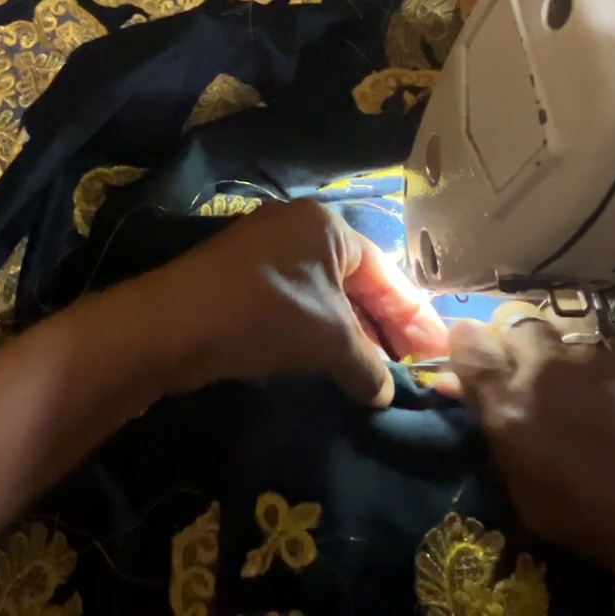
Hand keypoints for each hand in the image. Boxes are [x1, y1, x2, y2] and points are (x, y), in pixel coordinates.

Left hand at [144, 200, 447, 405]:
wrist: (173, 321)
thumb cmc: (266, 314)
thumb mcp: (330, 340)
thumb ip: (369, 365)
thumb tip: (385, 390)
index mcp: (327, 225)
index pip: (387, 273)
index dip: (415, 317)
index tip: (440, 355)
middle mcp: (297, 226)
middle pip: (356, 281)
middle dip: (384, 327)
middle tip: (412, 370)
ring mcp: (264, 249)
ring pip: (324, 295)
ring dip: (350, 335)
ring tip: (375, 376)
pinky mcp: (239, 275)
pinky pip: (294, 302)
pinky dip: (316, 332)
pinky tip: (330, 365)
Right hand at [447, 315, 614, 612]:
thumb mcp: (543, 508)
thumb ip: (506, 446)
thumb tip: (487, 409)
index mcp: (511, 403)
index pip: (468, 344)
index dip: (472, 345)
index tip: (480, 351)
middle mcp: (549, 362)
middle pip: (520, 327)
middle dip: (527, 345)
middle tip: (551, 376)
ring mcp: (608, 346)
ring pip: (579, 333)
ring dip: (584, 354)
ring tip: (614, 386)